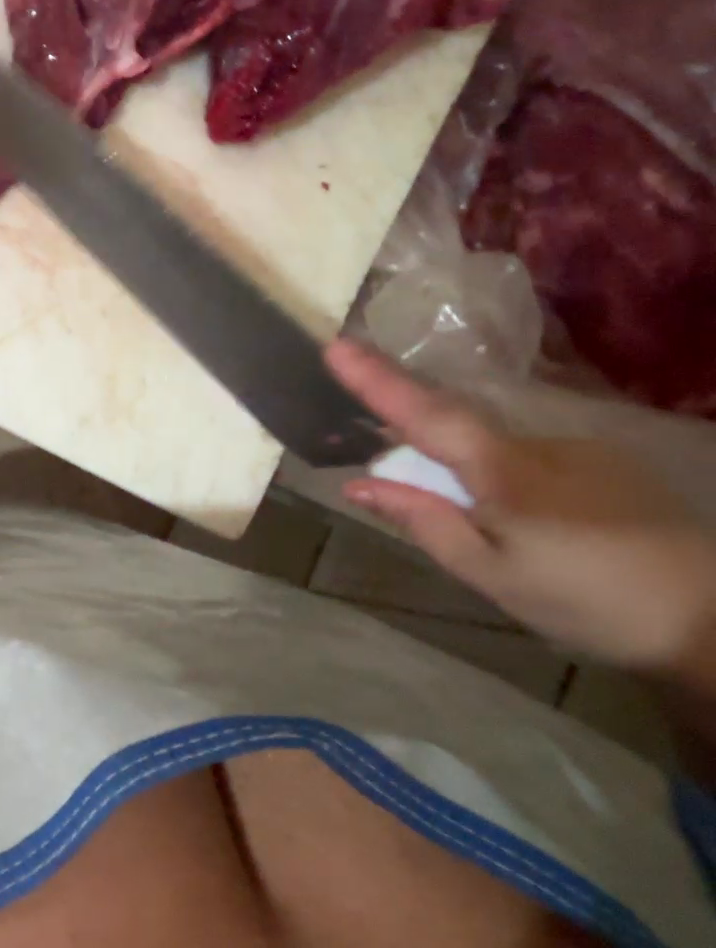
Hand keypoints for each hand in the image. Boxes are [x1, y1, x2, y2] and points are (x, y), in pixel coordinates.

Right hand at [328, 339, 715, 679]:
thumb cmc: (587, 602)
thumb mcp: (488, 572)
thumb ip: (422, 521)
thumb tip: (359, 485)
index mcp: (508, 471)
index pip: (427, 415)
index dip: (379, 381)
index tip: (336, 346)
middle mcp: (545, 446)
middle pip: (457, 432)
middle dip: (417, 448)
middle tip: (397, 488)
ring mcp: (585, 452)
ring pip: (496, 452)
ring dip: (469, 477)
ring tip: (490, 534)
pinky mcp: (612, 467)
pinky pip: (531, 462)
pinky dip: (507, 483)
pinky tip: (532, 529)